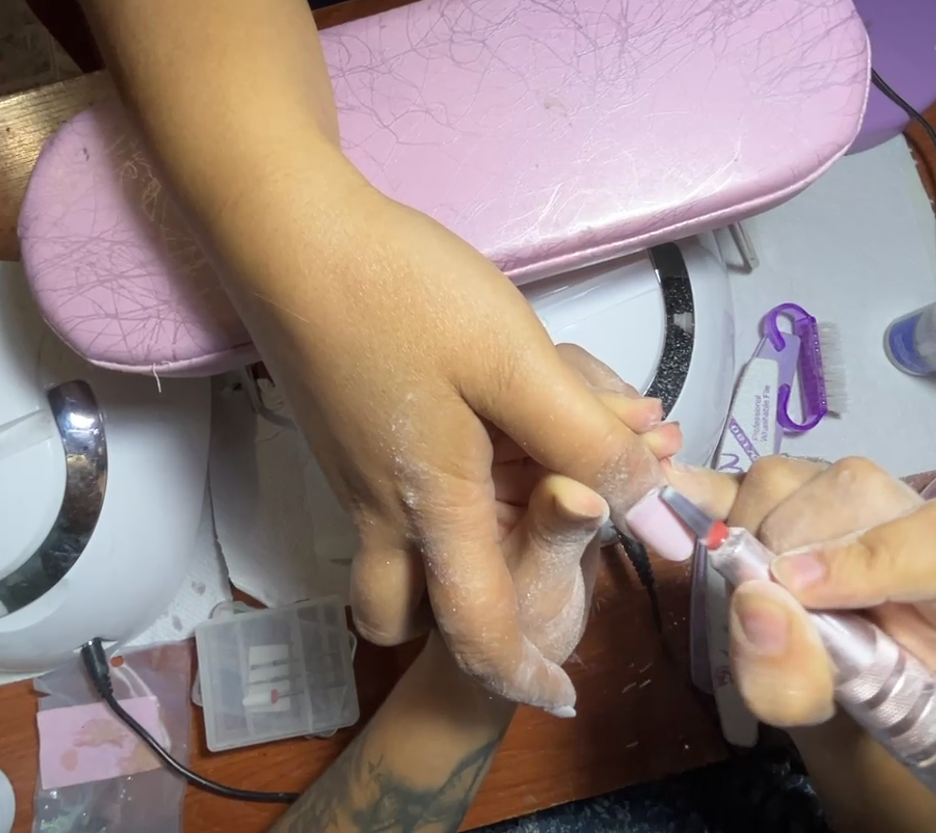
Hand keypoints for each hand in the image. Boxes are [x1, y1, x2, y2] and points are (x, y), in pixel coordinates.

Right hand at [227, 183, 668, 712]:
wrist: (294, 238)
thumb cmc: (404, 299)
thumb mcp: (514, 364)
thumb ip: (584, 437)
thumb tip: (642, 499)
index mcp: (429, 506)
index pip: (472, 630)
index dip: (517, 676)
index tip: (555, 696)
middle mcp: (380, 504)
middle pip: (411, 605)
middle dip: (468, 603)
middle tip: (522, 540)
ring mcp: (354, 464)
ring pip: (410, 536)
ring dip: (468, 523)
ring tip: (525, 449)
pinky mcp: (347, 425)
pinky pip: (404, 480)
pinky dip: (457, 465)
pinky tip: (494, 393)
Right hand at [667, 457, 935, 726]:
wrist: (833, 667)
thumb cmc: (855, 692)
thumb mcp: (833, 717)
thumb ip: (794, 679)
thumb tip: (756, 603)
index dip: (867, 560)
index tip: (797, 589)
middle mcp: (905, 510)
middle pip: (847, 493)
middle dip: (785, 549)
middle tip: (770, 605)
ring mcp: (841, 482)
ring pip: (784, 478)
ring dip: (747, 530)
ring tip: (754, 582)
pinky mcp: (783, 477)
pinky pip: (733, 471)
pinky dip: (699, 489)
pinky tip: (683, 503)